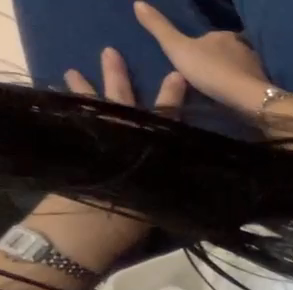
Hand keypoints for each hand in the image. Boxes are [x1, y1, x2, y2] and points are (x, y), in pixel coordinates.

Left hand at [54, 47, 186, 262]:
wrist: (83, 233)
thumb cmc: (129, 224)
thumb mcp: (171, 211)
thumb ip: (193, 198)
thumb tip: (227, 195)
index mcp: (152, 153)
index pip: (166, 119)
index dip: (173, 98)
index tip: (179, 77)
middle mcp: (123, 143)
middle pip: (124, 105)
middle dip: (122, 80)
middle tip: (113, 54)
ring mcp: (96, 145)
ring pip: (91, 110)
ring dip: (84, 90)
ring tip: (74, 71)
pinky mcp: (76, 153)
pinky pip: (75, 125)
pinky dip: (69, 112)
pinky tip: (65, 105)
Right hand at [134, 1, 270, 113]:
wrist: (249, 99)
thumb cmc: (211, 70)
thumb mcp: (176, 46)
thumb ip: (159, 27)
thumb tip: (138, 2)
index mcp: (228, 36)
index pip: (215, 34)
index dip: (206, 41)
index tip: (198, 51)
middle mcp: (248, 50)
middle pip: (231, 51)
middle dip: (222, 58)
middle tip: (209, 68)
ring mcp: (260, 70)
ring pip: (243, 68)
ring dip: (234, 73)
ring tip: (222, 82)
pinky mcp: (268, 88)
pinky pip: (252, 84)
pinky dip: (244, 86)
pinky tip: (238, 93)